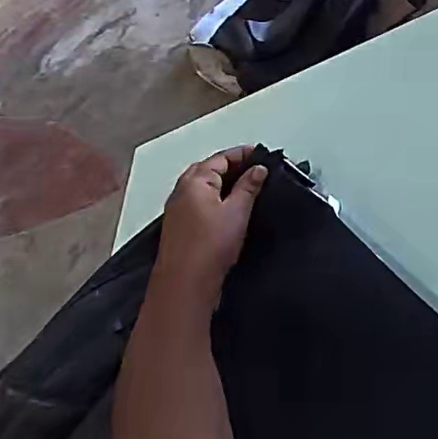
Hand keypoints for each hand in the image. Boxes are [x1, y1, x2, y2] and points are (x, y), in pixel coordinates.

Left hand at [152, 147, 268, 317]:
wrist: (185, 284)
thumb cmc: (210, 245)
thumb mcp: (237, 212)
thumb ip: (248, 187)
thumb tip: (258, 169)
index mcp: (195, 181)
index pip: (221, 158)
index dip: (241, 154)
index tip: (260, 155)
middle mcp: (181, 191)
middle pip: (207, 168)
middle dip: (230, 166)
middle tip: (253, 169)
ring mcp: (177, 209)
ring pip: (201, 186)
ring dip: (220, 182)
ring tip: (243, 186)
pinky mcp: (178, 226)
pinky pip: (197, 201)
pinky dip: (213, 197)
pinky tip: (226, 208)